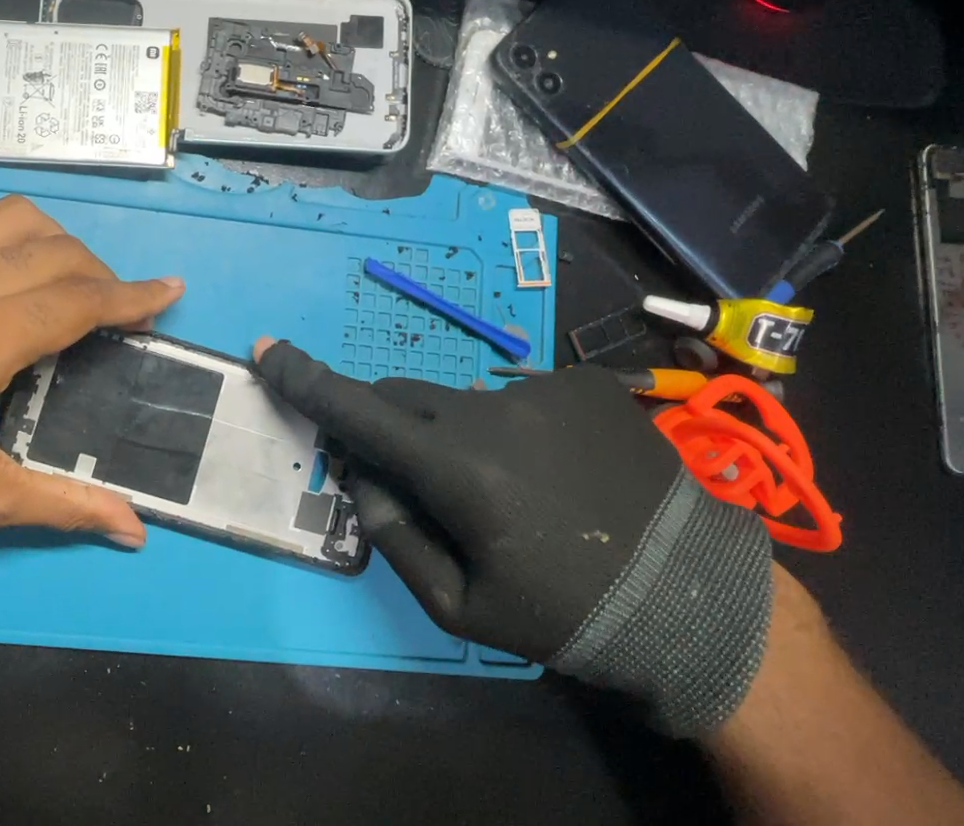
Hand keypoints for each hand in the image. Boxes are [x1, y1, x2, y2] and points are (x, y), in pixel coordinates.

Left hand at [0, 196, 181, 562]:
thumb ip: (65, 504)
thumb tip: (136, 530)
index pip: (74, 299)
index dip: (131, 296)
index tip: (170, 292)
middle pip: (52, 250)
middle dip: (102, 273)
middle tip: (123, 309)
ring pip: (8, 221)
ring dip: (57, 245)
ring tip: (74, 286)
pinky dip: (9, 245)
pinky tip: (9, 286)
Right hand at [253, 339, 773, 736]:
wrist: (697, 599)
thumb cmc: (564, 614)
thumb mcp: (460, 605)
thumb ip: (395, 534)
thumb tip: (363, 474)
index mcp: (459, 468)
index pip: (359, 411)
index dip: (305, 380)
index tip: (266, 349)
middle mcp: (495, 410)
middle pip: (404, 399)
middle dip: (388, 429)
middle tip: (412, 480)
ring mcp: (546, 389)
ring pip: (463, 402)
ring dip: (459, 436)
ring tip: (514, 494)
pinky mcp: (586, 384)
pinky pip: (519, 398)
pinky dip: (514, 429)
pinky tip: (558, 473)